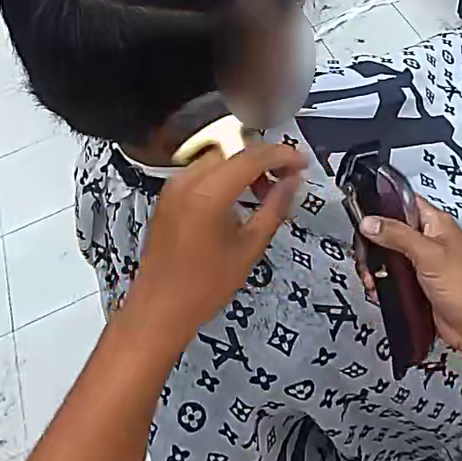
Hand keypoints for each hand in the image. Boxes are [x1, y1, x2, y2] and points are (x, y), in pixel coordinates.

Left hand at [118, 142, 306, 356]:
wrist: (159, 310)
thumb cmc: (203, 287)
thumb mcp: (250, 247)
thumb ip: (275, 207)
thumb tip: (292, 181)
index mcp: (208, 194)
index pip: (252, 156)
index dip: (283, 155)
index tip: (302, 163)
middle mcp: (186, 182)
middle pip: (235, 150)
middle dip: (265, 158)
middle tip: (288, 176)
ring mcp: (174, 187)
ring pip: (220, 157)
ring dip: (246, 165)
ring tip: (267, 189)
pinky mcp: (169, 196)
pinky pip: (204, 170)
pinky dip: (227, 174)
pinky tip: (243, 195)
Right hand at [356, 197, 461, 359]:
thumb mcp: (428, 255)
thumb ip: (398, 235)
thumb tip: (371, 222)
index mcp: (437, 223)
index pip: (404, 201)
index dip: (383, 204)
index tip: (365, 217)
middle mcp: (430, 239)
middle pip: (391, 228)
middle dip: (374, 241)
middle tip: (365, 253)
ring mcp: (423, 261)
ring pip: (389, 253)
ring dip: (375, 263)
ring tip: (371, 274)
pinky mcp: (418, 282)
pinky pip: (393, 274)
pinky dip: (382, 279)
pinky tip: (378, 286)